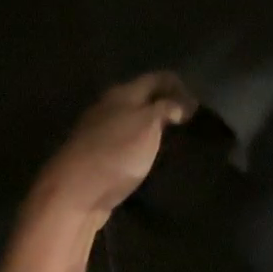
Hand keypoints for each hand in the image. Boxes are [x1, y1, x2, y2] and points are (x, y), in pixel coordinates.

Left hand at [31, 72, 196, 223]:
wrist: (74, 192)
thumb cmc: (115, 153)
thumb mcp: (147, 125)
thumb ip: (165, 108)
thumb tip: (179, 104)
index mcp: (121, 94)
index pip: (156, 78)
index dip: (178, 85)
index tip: (198, 104)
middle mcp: (108, 107)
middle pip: (142, 97)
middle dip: (165, 103)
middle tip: (189, 119)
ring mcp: (99, 132)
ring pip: (132, 119)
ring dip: (152, 124)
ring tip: (173, 138)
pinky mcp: (96, 156)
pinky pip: (124, 141)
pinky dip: (140, 142)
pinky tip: (149, 155)